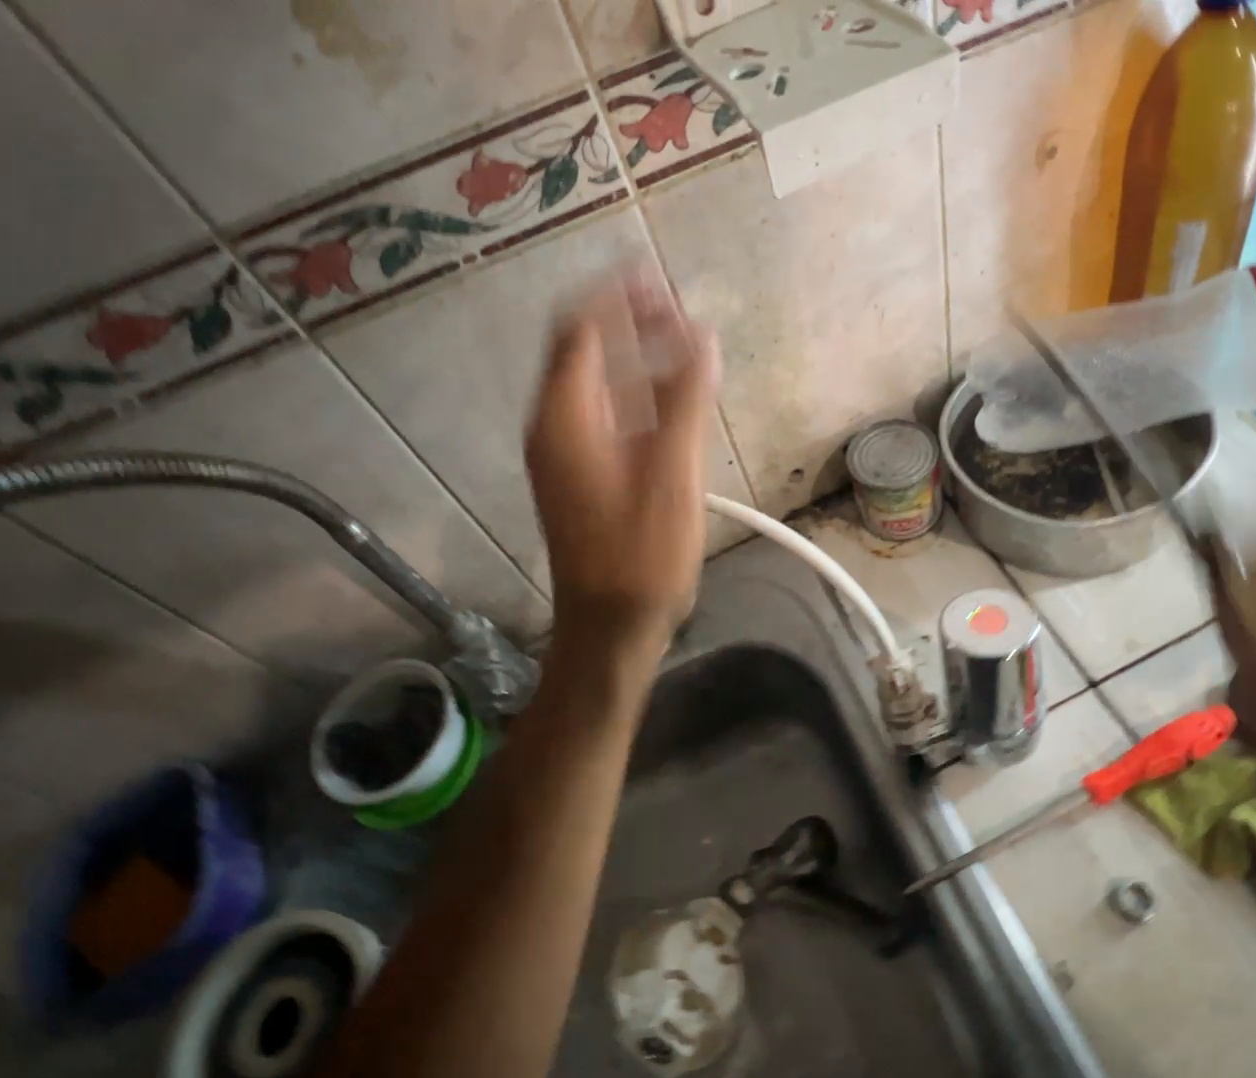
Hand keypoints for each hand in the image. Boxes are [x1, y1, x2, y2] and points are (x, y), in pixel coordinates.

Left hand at [525, 271, 717, 653]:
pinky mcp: (580, 474)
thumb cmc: (640, 556)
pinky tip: (670, 394)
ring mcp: (564, 451)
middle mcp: (553, 425)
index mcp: (565, 418)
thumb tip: (702, 337)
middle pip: (582, 349)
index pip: (580, 329)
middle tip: (677, 304)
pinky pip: (602, 413)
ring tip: (680, 337)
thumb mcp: (671, 475)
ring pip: (594, 381)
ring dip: (632, 353)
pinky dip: (632, 392)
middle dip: (626, 319)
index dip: (616, 295)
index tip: (656, 273)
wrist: (610, 626)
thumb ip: (685, 401)